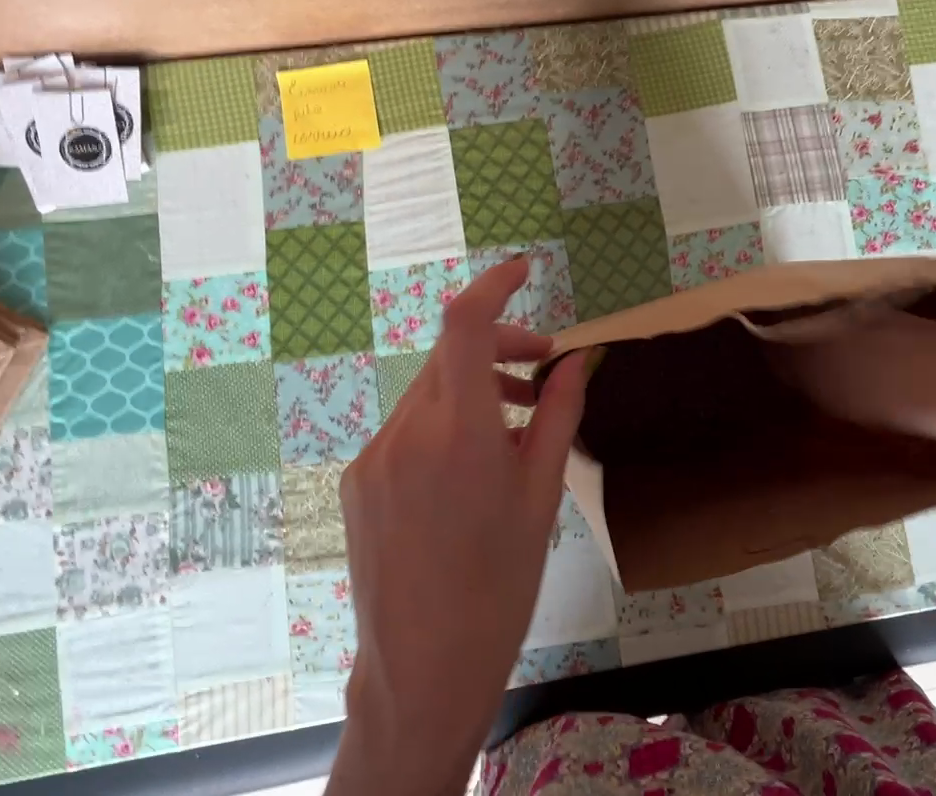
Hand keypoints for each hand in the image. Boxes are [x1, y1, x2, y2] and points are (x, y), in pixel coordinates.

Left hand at [329, 258, 590, 795]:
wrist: (423, 666)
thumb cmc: (501, 585)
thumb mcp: (542, 496)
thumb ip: (559, 417)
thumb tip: (578, 360)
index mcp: (461, 434)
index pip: (464, 325)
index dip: (494, 285)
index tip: (523, 269)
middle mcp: (407, 432)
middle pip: (450, 356)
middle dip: (499, 348)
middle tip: (543, 371)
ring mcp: (373, 456)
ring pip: (429, 393)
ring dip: (471, 389)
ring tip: (513, 426)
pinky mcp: (357, 480)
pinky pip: (406, 430)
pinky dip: (442, 425)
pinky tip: (466, 472)